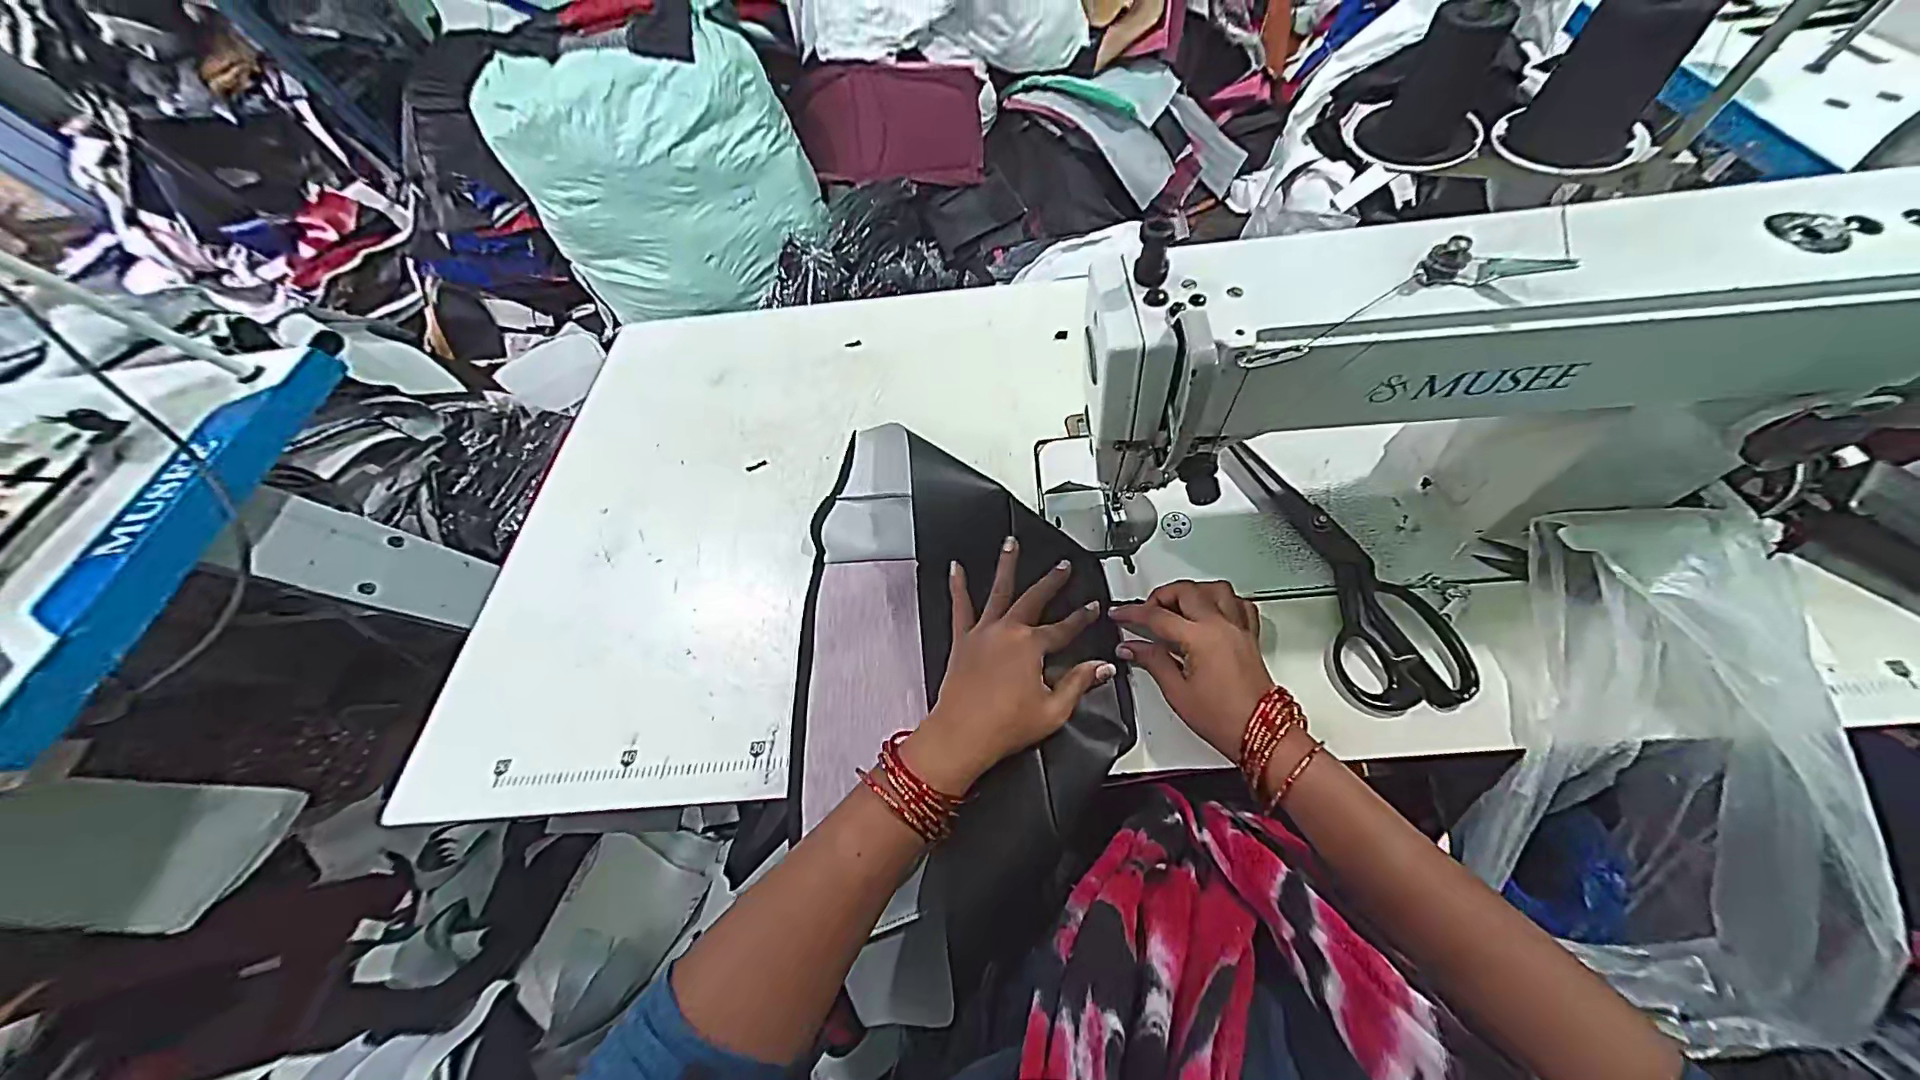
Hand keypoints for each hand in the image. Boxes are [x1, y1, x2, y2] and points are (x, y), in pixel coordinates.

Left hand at [902, 536, 1115, 793]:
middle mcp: (1007, 632)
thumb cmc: (1002, 726)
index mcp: (1031, 647)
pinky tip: (955, 568)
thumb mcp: (1053, 710)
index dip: (1082, 617)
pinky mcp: (962, 641)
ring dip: (1007, 565)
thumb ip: (1079, 683)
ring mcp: (982, 633)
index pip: (1065, 628)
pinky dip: (957, 586)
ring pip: (998, 590)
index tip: (1091, 607)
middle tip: (1062, 567)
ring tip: (1011, 544)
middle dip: (1052, 581)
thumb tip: (1101, 668)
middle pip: (1034, 599)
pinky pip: (960, 606)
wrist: (961, 735)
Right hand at [1110, 580, 1274, 760]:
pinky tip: (1211, 611)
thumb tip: (1132, 648)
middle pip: (1186, 591)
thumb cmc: (1226, 719)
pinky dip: (1223, 601)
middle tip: (1145, 611)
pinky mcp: (1250, 637)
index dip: (1132, 613)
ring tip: (1176, 605)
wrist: (1261, 733)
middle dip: (1160, 596)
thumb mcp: (1177, 692)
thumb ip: (1152, 661)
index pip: (1157, 615)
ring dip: (1193, 591)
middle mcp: (1222, 627)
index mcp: (1201, 638)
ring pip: (1216, 589)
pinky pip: (1239, 604)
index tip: (1119, 614)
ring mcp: (1239, 629)